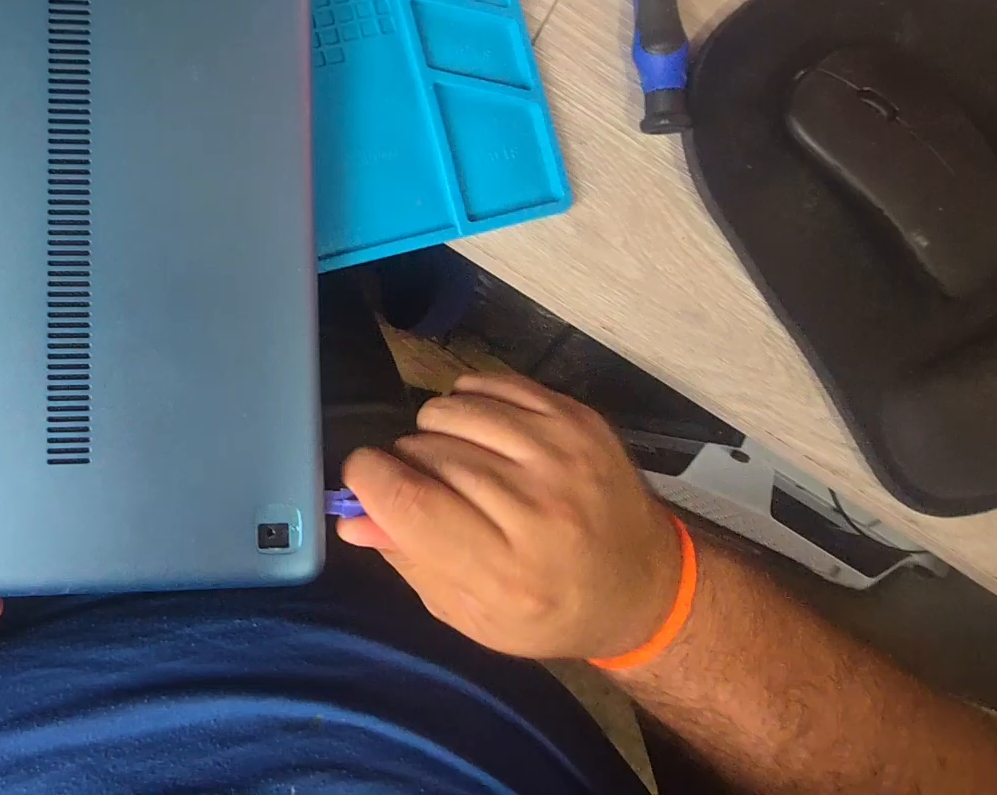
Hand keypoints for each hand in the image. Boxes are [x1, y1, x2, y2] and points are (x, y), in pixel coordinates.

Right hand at [338, 372, 680, 660]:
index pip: (406, 497)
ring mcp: (561, 453)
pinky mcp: (574, 417)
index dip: (366, 479)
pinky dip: (467, 405)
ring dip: (435, 434)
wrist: (646, 586)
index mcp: (505, 569)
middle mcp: (536, 507)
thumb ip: (406, 557)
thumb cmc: (546, 609)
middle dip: (405, 464)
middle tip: (430, 490)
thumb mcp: (468, 612)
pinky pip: (481, 384)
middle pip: (421, 450)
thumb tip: (351, 518)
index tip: (365, 484)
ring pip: (446, 411)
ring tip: (461, 462)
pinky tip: (485, 437)